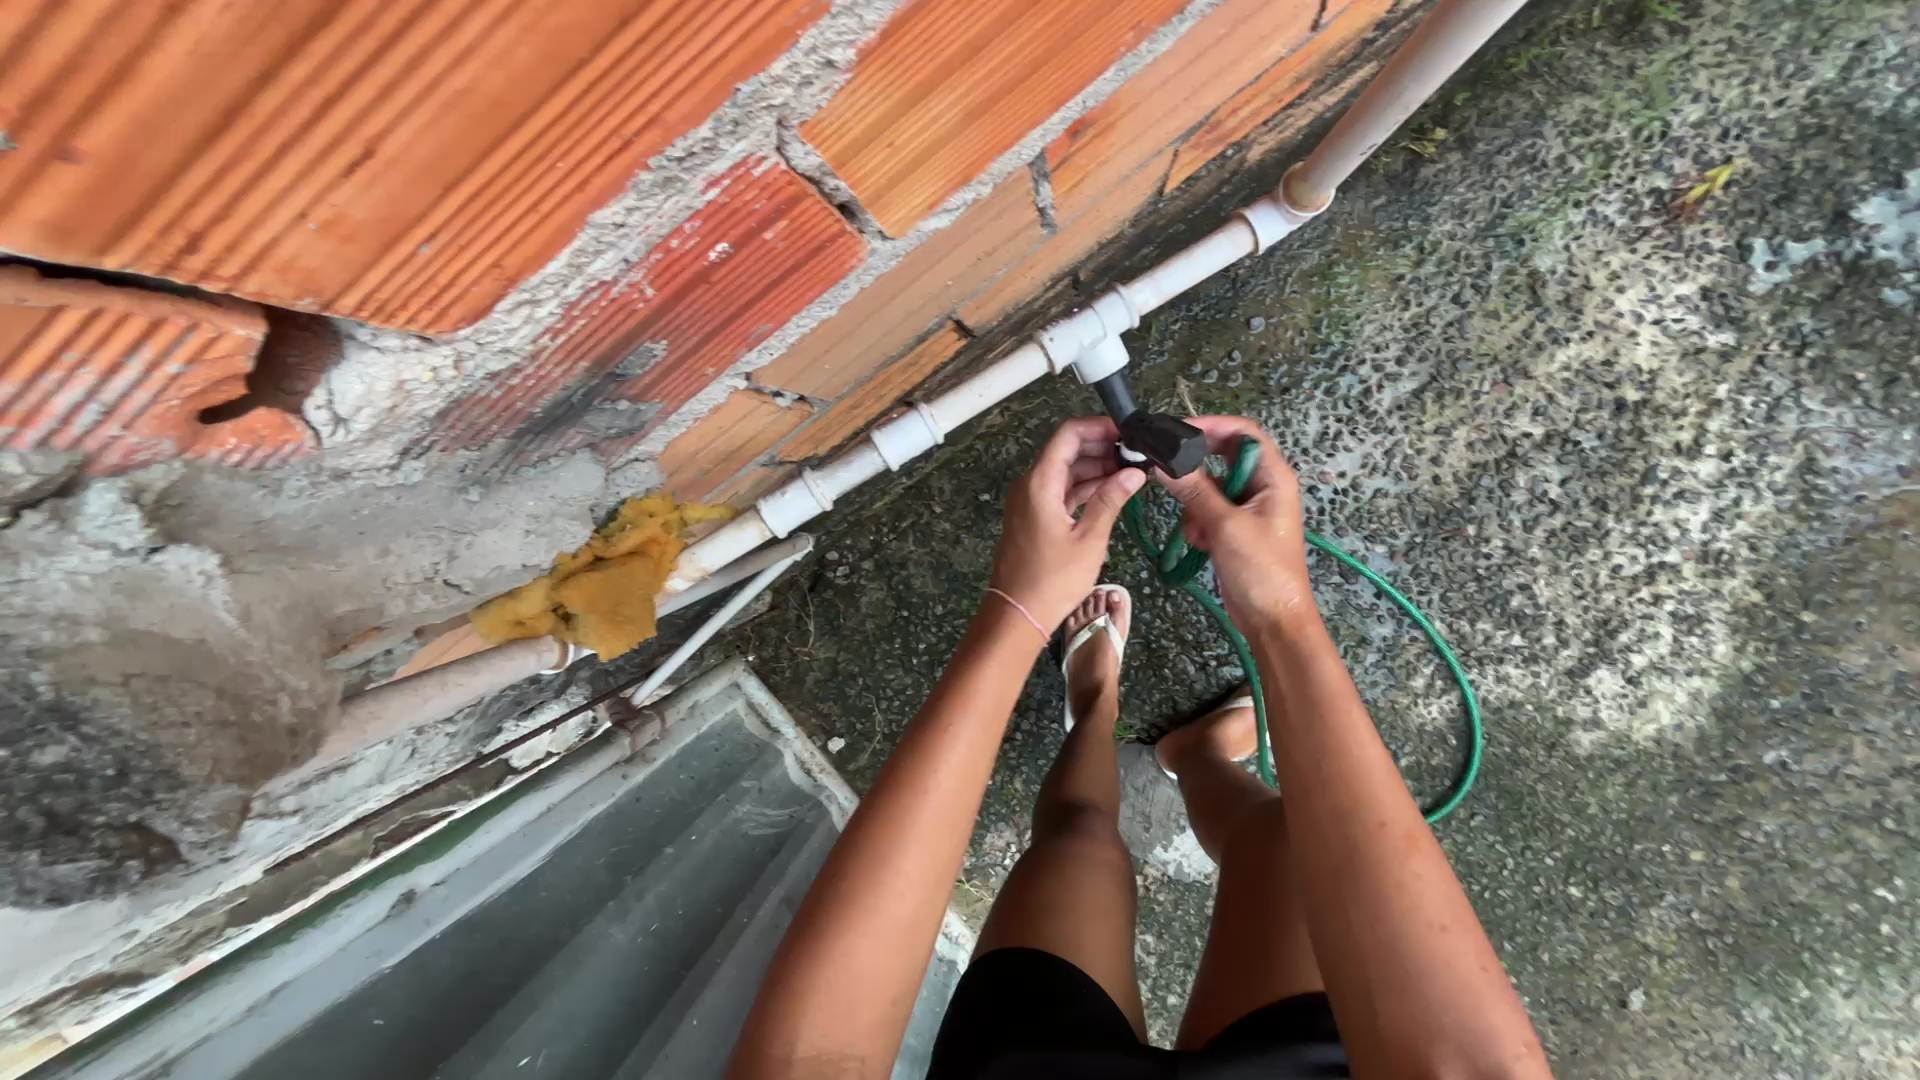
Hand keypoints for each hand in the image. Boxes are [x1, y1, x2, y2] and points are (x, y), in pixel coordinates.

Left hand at [988, 417, 1145, 634]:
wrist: (1018, 613)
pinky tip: (1111, 491)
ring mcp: (1029, 500)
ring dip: (1095, 469)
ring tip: (1131, 473)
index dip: (1099, 428)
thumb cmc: (1053, 579)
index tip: (1128, 434)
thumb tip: (1134, 472)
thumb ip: (1110, 500)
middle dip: (1101, 448)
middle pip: (1066, 450)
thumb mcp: (1089, 539)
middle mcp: (1030, 485)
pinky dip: (1083, 488)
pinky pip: (1060, 490)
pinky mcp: (1033, 516)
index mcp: (1040, 483)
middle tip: (1136, 455)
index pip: (1068, 435)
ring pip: (1065, 471)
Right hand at [1154, 416, 1317, 633]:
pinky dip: (1197, 522)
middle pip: (1222, 457)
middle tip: (1164, 470)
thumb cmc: (1261, 570)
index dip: (1210, 426)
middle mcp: (1262, 486)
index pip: (1242, 433)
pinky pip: (1207, 510)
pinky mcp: (1234, 527)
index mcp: (1273, 477)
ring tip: (1195, 530)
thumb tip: (1163, 462)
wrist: (1272, 619)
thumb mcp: (1225, 527)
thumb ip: (1194, 491)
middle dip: (1195, 469)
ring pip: (1209, 486)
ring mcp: (1247, 507)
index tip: (1175, 431)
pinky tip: (1199, 543)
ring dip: (1195, 504)